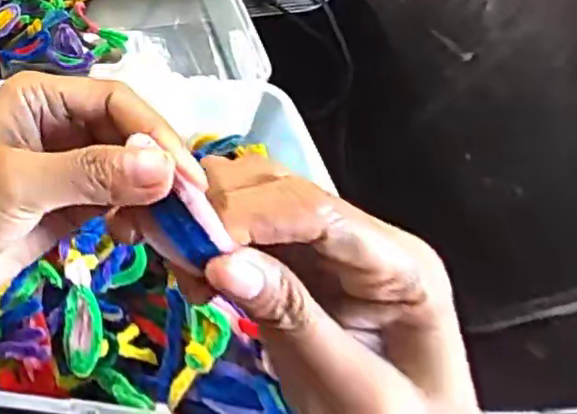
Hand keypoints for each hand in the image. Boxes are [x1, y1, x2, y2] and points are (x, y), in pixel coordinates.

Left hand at [0, 72, 205, 296]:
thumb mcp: (20, 183)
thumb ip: (88, 174)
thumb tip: (162, 165)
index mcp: (41, 96)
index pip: (113, 99)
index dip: (153, 131)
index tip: (187, 177)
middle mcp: (60, 119)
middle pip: (128, 131)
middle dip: (161, 166)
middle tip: (195, 210)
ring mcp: (70, 159)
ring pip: (131, 166)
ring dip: (154, 194)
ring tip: (173, 228)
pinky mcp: (77, 197)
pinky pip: (122, 197)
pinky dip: (138, 214)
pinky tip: (137, 236)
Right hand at [192, 155, 477, 413]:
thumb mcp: (353, 390)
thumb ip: (291, 318)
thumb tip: (220, 262)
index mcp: (397, 261)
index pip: (311, 207)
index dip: (247, 213)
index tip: (198, 243)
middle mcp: (354, 232)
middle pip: (270, 185)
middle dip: (216, 209)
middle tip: (180, 255)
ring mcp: (316, 237)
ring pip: (242, 190)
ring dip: (201, 217)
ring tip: (186, 267)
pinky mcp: (283, 250)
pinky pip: (230, 218)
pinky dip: (200, 235)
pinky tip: (192, 270)